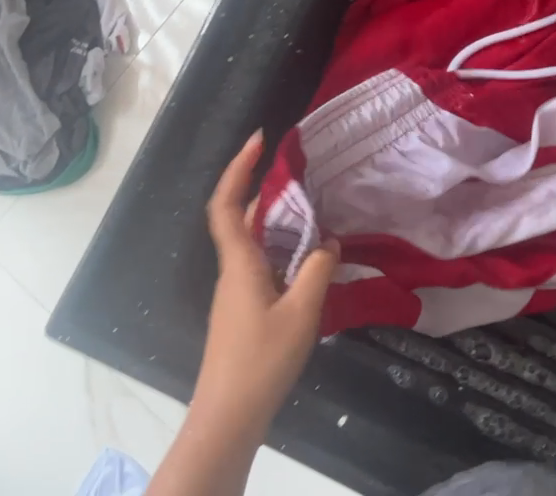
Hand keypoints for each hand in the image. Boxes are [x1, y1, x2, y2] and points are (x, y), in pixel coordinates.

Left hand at [194, 132, 339, 435]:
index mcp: (239, 263)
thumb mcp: (301, 312)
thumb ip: (317, 270)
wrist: (229, 415)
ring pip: (252, 242)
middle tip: (298, 170)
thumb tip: (328, 242)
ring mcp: (235, 292)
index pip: (226, 205)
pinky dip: (281, 249)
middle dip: (264, 188)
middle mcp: (232, 271)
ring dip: (276, 220)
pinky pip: (260, 263)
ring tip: (311, 208)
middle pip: (240, 218)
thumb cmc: (261, 359)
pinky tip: (307, 257)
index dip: (237, 169)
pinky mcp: (243, 309)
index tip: (258, 140)